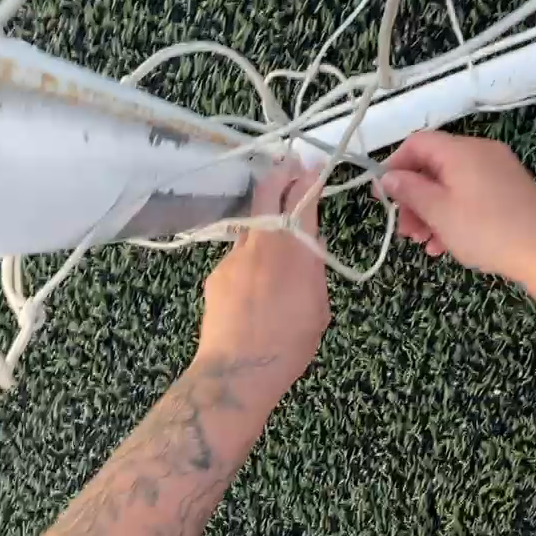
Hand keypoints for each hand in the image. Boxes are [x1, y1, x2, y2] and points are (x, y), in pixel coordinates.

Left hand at [194, 166, 330, 394]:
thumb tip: (307, 253)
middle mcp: (264, 244)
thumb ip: (312, 272)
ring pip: (250, 225)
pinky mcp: (217, 274)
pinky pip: (236, 256)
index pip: (302, 200)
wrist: (239, 369)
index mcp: (296, 251)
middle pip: (267, 193)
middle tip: (288, 166)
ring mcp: (235, 257)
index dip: (308, 179)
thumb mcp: (318, 308)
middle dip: (280, 174)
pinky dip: (248, 258)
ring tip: (272, 225)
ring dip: (263, 218)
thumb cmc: (289, 346)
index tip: (311, 167)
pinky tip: (253, 282)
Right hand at [376, 131, 535, 281]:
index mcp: (460, 151)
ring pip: (451, 185)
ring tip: (425, 244)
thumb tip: (388, 177)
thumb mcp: (439, 212)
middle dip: (414, 198)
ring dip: (431, 212)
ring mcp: (498, 171)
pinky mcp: (509, 191)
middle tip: (406, 231)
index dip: (395, 167)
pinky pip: (471, 196)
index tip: (383, 197)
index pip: (417, 143)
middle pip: (434, 166)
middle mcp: (480, 152)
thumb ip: (410, 191)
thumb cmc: (487, 230)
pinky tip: (447, 244)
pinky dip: (453, 215)